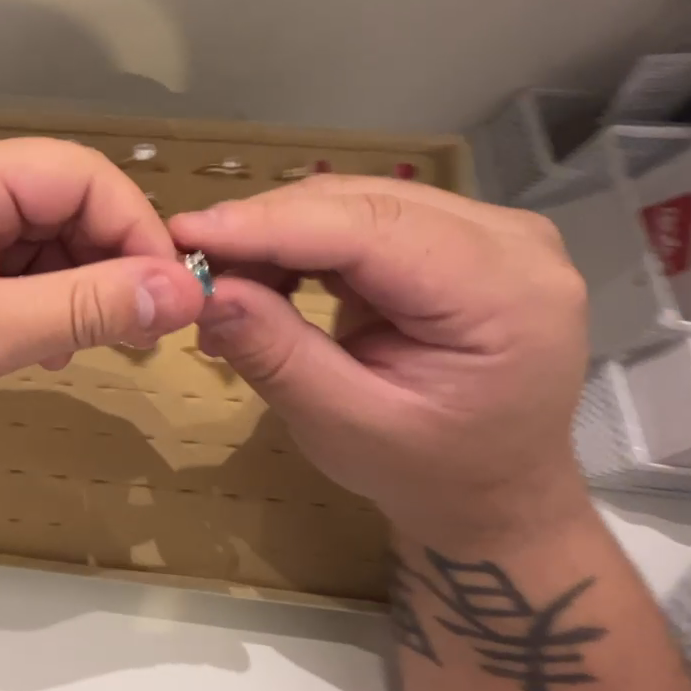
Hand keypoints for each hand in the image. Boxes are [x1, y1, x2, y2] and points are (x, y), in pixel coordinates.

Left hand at [0, 138, 207, 462]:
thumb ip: (86, 307)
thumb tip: (184, 289)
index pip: (79, 174)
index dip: (134, 228)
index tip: (168, 296)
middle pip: (59, 202)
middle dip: (104, 263)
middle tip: (134, 333)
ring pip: (34, 237)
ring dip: (70, 287)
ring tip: (85, 346)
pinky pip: (1, 263)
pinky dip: (31, 299)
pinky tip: (41, 345)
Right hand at [166, 175, 590, 542]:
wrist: (490, 488)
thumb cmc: (424, 468)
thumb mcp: (340, 424)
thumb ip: (276, 355)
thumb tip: (206, 293)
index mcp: (505, 294)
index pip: (371, 230)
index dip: (270, 226)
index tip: (182, 234)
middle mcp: (508, 241)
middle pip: (359, 204)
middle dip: (260, 229)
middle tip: (187, 270)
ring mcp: (482, 232)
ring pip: (348, 202)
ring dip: (269, 236)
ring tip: (220, 290)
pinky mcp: (448, 237)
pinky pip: (351, 219)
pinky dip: (291, 245)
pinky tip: (258, 284)